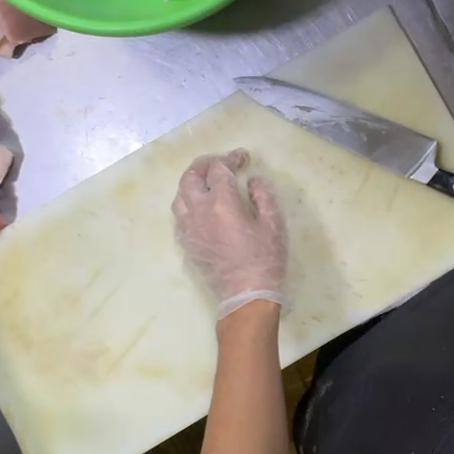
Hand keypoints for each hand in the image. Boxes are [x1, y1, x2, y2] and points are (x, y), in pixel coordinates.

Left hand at [173, 150, 288, 321]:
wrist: (246, 295)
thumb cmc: (265, 259)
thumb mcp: (274, 223)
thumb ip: (263, 195)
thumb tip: (252, 180)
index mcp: (222, 203)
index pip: (219, 169)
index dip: (231, 158)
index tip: (243, 158)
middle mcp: (199, 212)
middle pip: (190, 176)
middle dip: (205, 164)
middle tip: (221, 164)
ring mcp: (189, 228)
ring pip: (180, 195)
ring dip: (193, 182)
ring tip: (208, 182)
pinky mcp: (186, 243)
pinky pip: (179, 215)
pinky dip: (188, 202)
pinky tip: (201, 206)